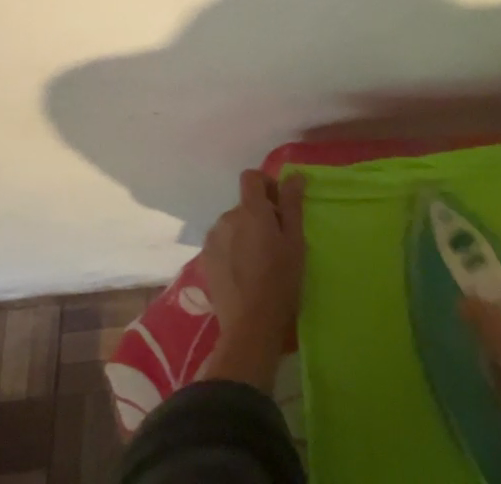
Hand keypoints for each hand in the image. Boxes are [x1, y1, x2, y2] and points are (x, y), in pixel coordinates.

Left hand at [199, 169, 305, 390]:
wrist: (250, 325)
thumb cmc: (280, 280)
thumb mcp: (294, 241)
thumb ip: (292, 204)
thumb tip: (294, 175)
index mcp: (250, 210)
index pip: (251, 177)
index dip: (267, 185)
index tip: (281, 207)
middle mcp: (226, 218)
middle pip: (245, 204)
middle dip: (261, 215)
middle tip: (278, 243)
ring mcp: (213, 239)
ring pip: (234, 224)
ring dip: (247, 232)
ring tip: (261, 261)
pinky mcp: (206, 259)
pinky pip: (223, 241)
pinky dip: (235, 248)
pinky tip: (246, 272)